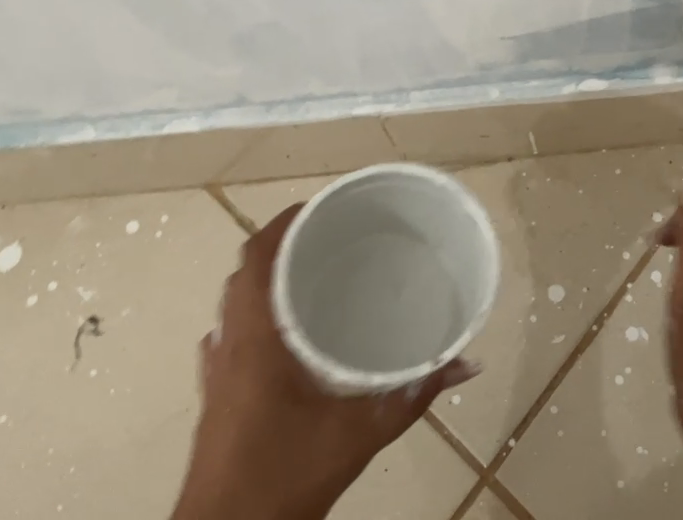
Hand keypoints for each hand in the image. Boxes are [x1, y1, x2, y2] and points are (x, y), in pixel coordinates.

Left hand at [171, 205, 479, 519]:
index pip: (258, 256)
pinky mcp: (215, 396)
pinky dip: (252, 317)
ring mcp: (217, 371)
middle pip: (244, 274)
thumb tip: (467, 362)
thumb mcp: (361, 434)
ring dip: (264, 280)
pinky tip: (280, 333)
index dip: (284, 223)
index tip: (322, 207)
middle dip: (281, 245)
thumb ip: (414, 393)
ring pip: (233, 304)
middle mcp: (229, 343)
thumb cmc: (287, 475)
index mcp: (257, 337)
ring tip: (310, 274)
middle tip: (329, 237)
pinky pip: (229, 336)